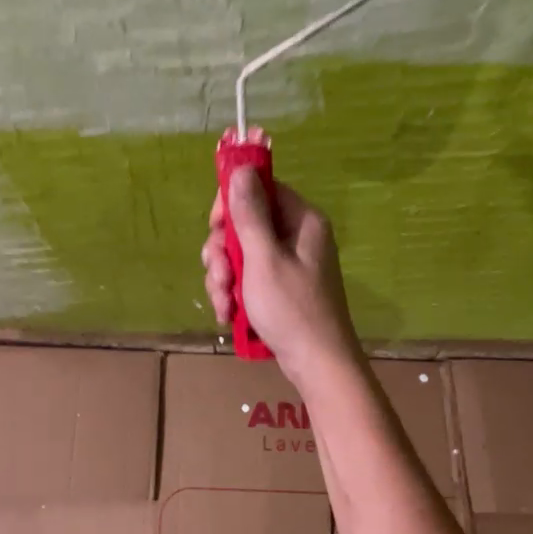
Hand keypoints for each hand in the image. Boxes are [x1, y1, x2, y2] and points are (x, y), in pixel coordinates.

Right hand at [203, 164, 363, 382]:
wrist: (318, 365)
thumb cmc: (292, 309)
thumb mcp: (263, 258)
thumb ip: (249, 213)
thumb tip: (241, 168)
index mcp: (302, 220)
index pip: (261, 189)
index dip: (231, 204)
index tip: (214, 227)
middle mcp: (297, 236)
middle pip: (245, 223)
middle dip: (223, 252)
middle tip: (220, 276)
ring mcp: (289, 263)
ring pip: (240, 253)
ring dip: (223, 277)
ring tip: (224, 305)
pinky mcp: (280, 287)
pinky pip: (247, 277)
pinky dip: (234, 293)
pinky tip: (229, 315)